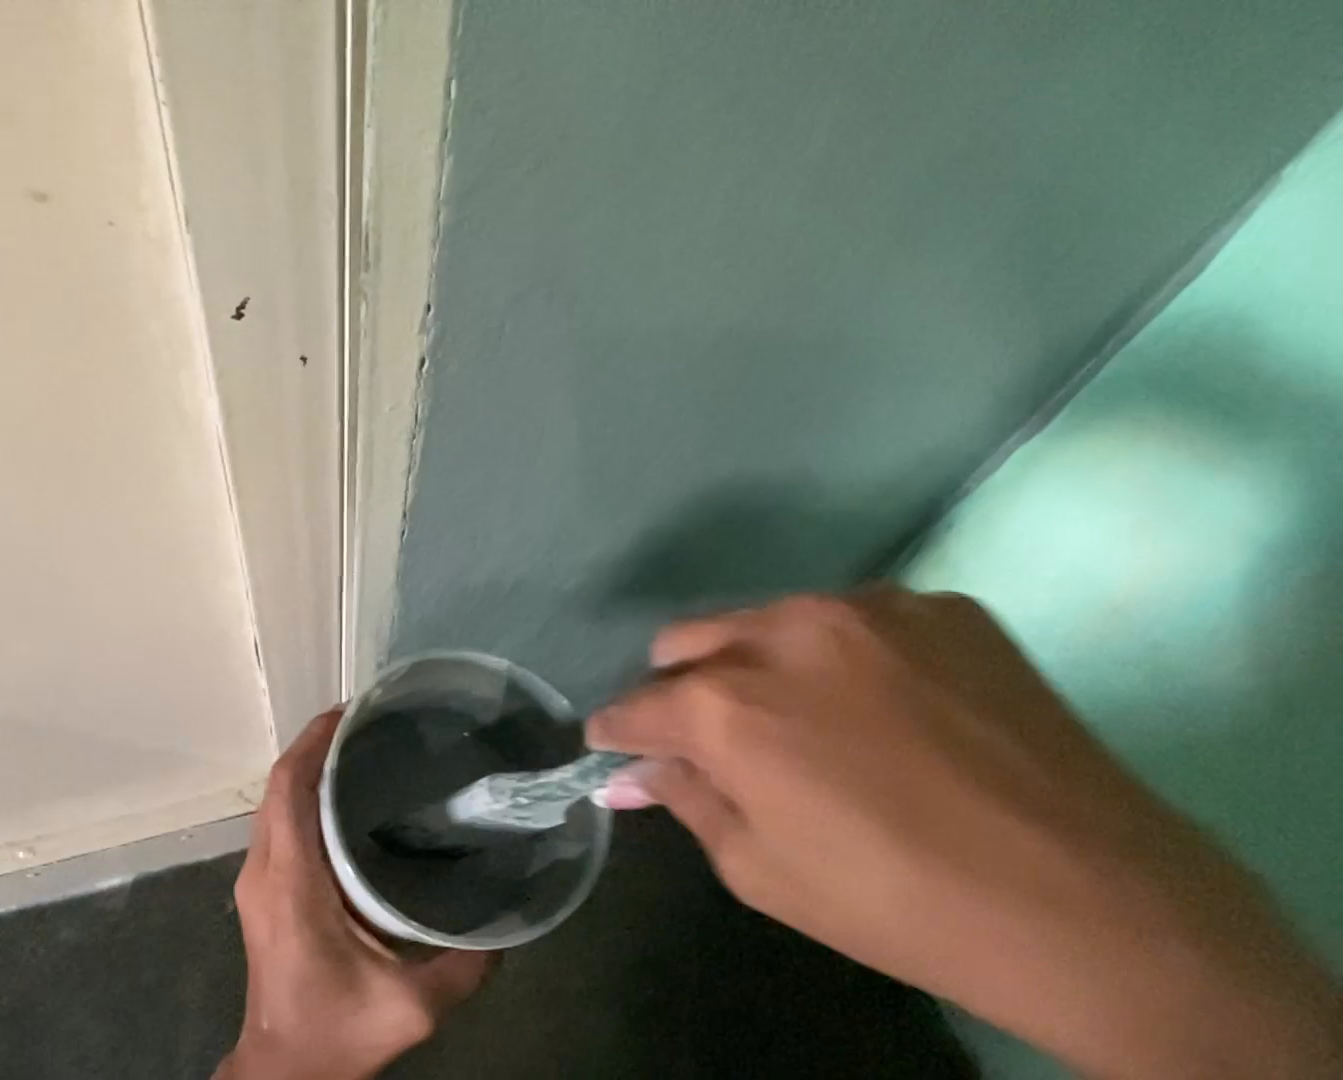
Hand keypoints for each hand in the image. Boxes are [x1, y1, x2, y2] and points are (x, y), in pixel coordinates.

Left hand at [215, 709, 494, 1079]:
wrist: (284, 1071)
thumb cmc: (338, 1031)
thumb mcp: (412, 1005)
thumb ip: (464, 964)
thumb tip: (507, 923)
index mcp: (291, 882)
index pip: (289, 788)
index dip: (314, 742)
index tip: (351, 712)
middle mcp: (264, 870)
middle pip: (279, 785)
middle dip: (316, 745)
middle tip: (368, 725)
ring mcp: (257, 880)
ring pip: (275, 802)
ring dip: (309, 769)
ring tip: (360, 751)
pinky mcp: (262, 891)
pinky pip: (279, 824)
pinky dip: (305, 797)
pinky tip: (346, 800)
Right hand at [589, 587, 1341, 1079]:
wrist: (1095, 903)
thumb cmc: (899, 903)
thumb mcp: (762, 872)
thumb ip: (684, 799)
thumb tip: (634, 770)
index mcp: (726, 704)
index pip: (633, 705)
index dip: (617, 733)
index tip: (617, 749)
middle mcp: (780, 632)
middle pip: (684, 641)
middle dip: (679, 689)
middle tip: (716, 740)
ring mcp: (864, 608)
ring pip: (766, 619)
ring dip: (759, 664)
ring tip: (809, 719)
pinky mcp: (939, 605)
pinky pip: (855, 620)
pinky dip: (845, 657)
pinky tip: (888, 707)